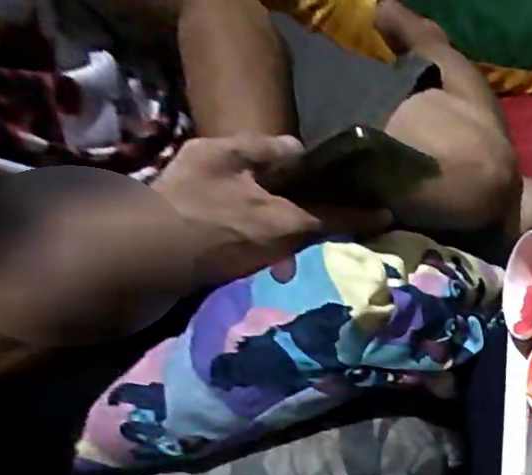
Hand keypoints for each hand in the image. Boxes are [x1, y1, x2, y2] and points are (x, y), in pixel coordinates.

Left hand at [149, 134, 392, 287]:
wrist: (151, 261)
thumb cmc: (220, 231)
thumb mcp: (285, 223)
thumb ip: (331, 216)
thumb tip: (380, 212)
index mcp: (231, 151)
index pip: (292, 150)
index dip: (323, 172)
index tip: (348, 196)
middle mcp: (216, 164)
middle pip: (280, 181)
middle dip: (306, 207)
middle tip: (327, 232)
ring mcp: (204, 193)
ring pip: (266, 208)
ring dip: (286, 233)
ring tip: (298, 258)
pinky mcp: (198, 222)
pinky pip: (248, 228)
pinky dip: (265, 246)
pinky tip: (273, 267)